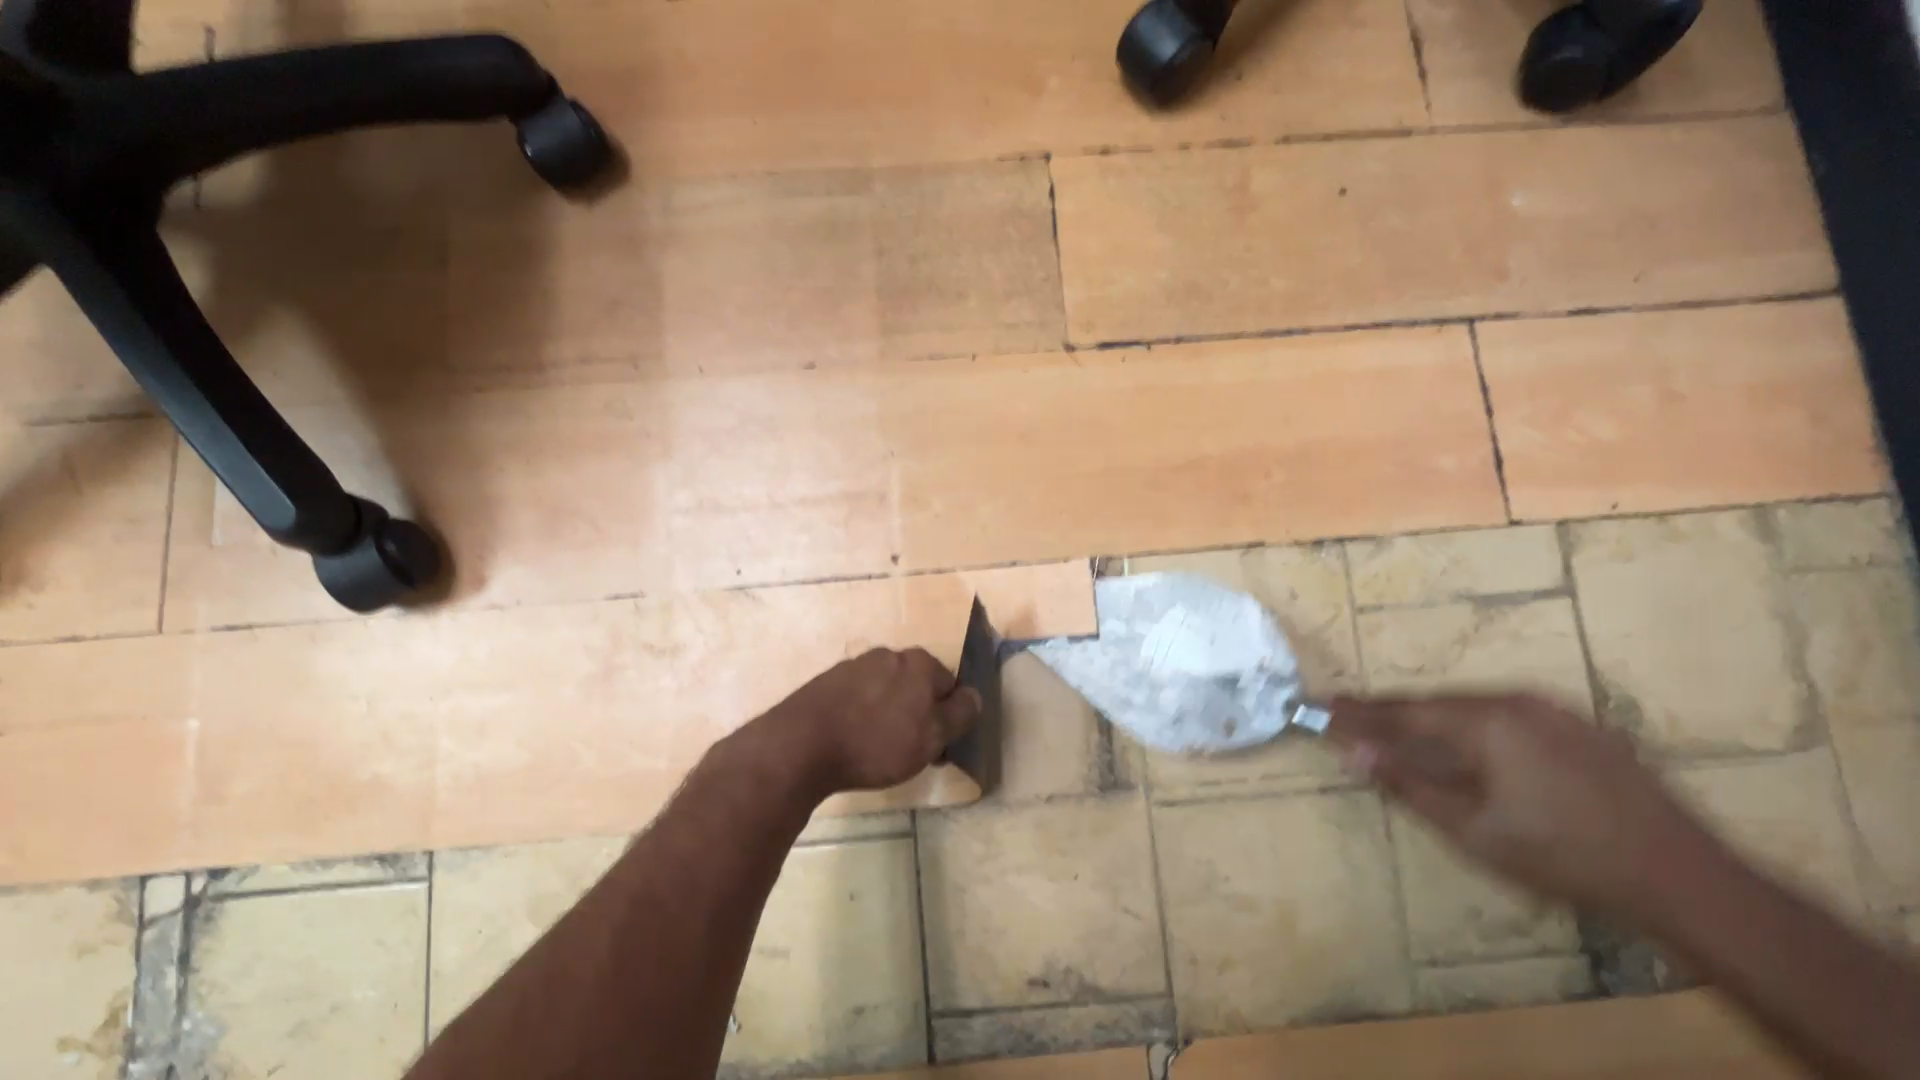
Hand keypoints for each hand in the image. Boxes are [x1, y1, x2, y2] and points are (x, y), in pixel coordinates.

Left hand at [758, 648, 981, 796]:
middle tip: (910, 753)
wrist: (801, 745)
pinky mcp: (825, 684)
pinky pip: (857, 700)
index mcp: (918, 663)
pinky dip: (860, 718)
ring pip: (885, 693)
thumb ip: (959, 714)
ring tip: (877, 753)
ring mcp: (853, 667)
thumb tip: (974, 696)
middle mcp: (887, 655)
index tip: (937, 747)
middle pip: (916, 686)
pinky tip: (851, 743)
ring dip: (888, 717)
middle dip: (918, 715)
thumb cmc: (876, 743)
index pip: (949, 685)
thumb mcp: (932, 737)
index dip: (948, 718)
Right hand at [1329, 692, 1721, 916]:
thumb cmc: (1563, 856)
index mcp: (1486, 722)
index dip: (1358, 712)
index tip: (1318, 705)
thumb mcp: (1472, 829)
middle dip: (1391, 711)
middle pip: (1436, 703)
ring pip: (1473, 706)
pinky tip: (1467, 742)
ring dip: (1431, 717)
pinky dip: (1471, 723)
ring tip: (1399, 728)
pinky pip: (1507, 713)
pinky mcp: (1580, 725)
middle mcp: (1516, 701)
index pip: (1403, 712)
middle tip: (1351, 716)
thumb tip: (1354, 754)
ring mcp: (1554, 710)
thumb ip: (1409, 784)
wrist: (1679, 873)